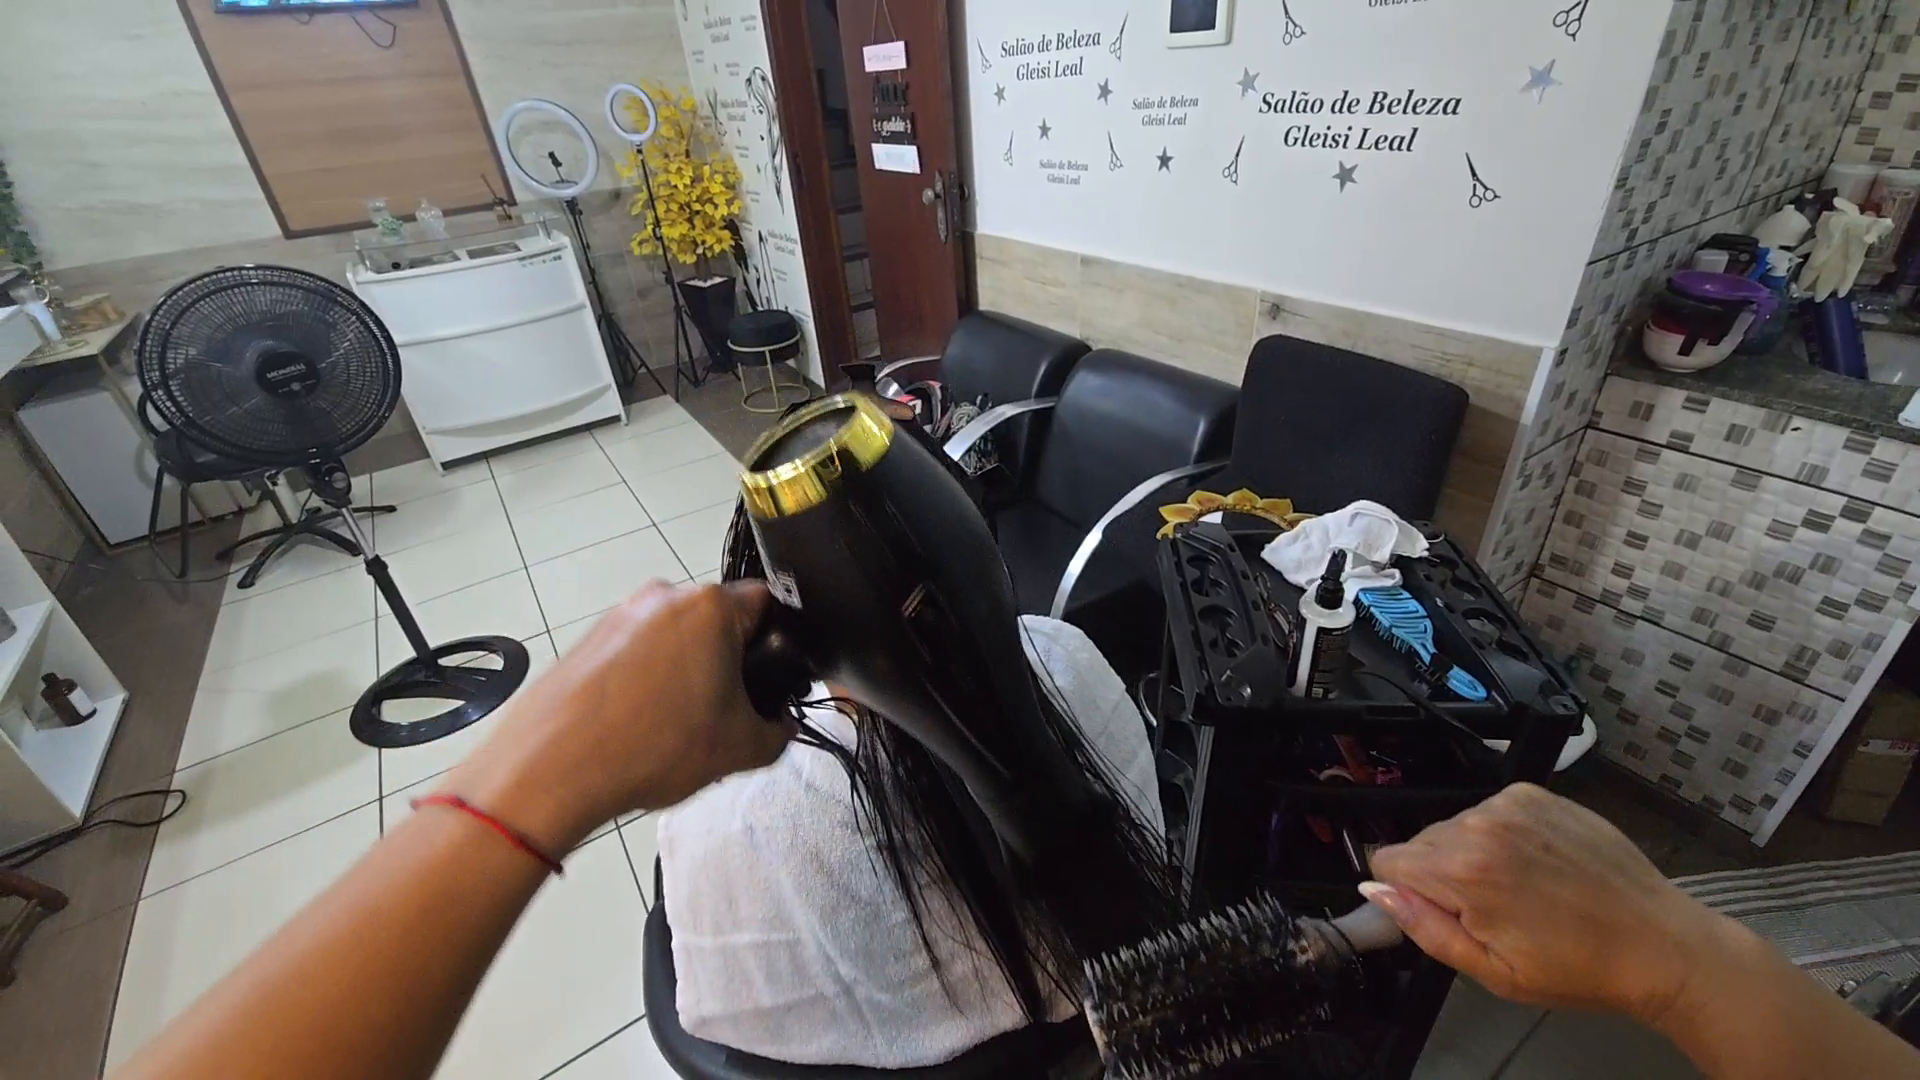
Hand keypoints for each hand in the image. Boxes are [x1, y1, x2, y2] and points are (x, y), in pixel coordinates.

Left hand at [444, 581, 795, 852]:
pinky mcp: (587, 637)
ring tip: (674, 723)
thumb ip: (778, 733)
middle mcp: (666, 594)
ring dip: (687, 668)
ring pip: (677, 635)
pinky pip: (639, 648)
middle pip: (719, 620)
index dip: (777, 642)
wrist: (546, 770)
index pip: (767, 603)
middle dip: (729, 659)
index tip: (768, 681)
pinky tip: (637, 721)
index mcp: (711, 606)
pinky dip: (648, 676)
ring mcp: (621, 613)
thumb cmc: (658, 746)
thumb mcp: (740, 749)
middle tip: (725, 710)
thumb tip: (778, 724)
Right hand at [1362, 782, 1728, 1029]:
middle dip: (1440, 872)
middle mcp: (1477, 824)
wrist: (1666, 947)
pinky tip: (1537, 861)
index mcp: (1462, 871)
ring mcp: (1507, 804)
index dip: (1409, 892)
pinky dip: (1501, 833)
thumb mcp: (1494, 973)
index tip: (1447, 913)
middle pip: (1420, 842)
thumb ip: (1424, 929)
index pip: (1388, 861)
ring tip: (1521, 884)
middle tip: (1492, 907)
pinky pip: (1488, 809)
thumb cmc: (1578, 970)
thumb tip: (1375, 890)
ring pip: (1453, 825)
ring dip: (1471, 851)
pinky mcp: (1532, 794)